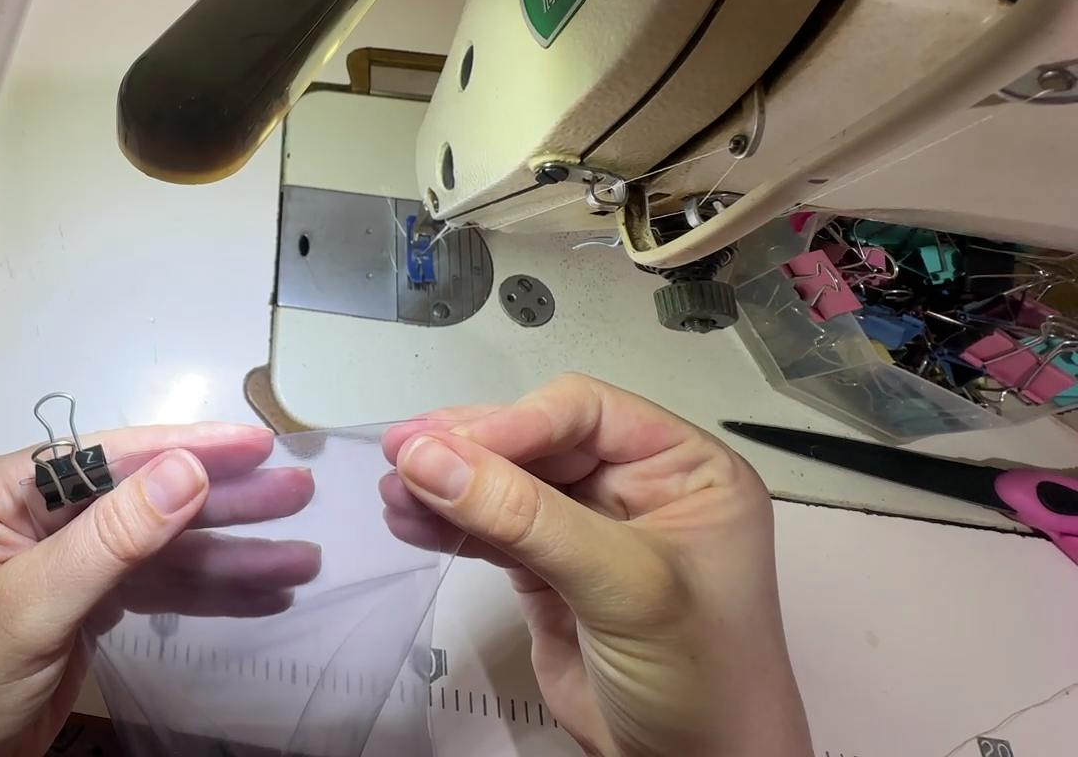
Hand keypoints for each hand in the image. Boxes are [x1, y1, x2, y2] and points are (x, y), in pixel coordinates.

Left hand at [0, 422, 317, 756]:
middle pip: (151, 495)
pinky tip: (264, 591)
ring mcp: (77, 552)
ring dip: (233, 551)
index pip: (113, 455)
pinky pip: (162, 585)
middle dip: (227, 499)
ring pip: (166, 542)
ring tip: (303, 555)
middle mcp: (49, 509)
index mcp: (14, 488)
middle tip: (299, 490)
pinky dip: (213, 591)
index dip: (189, 446)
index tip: (256, 444)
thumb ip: (112, 537)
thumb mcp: (34, 604)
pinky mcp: (97, 595)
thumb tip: (188, 469)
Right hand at [381, 374, 810, 756]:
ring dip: (440, 485)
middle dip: (461, 451)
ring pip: (494, 480)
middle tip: (401, 451)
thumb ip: (521, 515)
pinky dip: (441, 521)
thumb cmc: (703, 685)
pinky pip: (481, 525)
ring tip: (394, 492)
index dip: (512, 421)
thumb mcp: (621, 586)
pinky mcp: (540, 562)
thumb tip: (425, 456)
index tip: (447, 444)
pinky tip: (407, 520)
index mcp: (679, 468)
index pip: (580, 411)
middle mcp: (628, 486)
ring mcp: (580, 525)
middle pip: (526, 440)